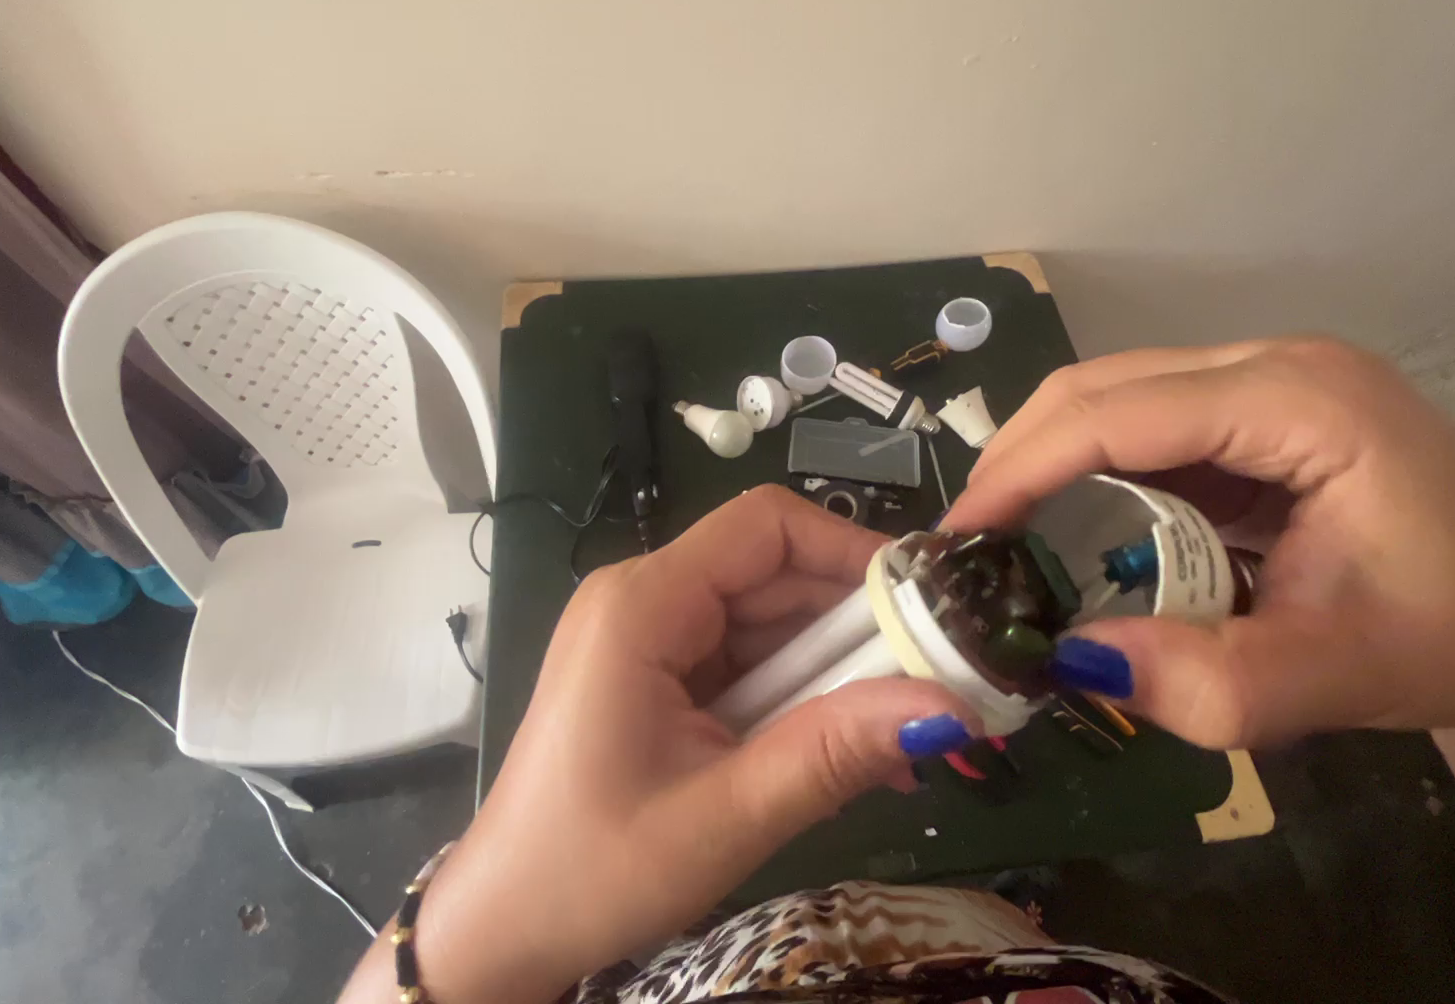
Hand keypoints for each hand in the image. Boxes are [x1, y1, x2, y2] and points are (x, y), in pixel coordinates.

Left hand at [413, 487, 965, 1003]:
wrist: (503, 926)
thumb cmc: (591, 871)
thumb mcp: (724, 816)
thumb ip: (833, 753)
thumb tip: (951, 709)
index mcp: (642, 604)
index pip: (764, 527)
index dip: (851, 547)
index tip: (926, 600)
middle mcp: (645, 598)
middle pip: (774, 573)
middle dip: (857, 624)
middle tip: (939, 680)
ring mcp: (652, 634)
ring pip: (771, 620)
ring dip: (838, 670)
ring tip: (904, 733)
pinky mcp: (662, 671)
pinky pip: (749, 661)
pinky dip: (802, 696)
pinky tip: (850, 748)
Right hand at [944, 336, 1454, 975]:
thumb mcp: (1338, 679)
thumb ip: (1209, 681)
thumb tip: (1069, 660)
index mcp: (1306, 403)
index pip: (1121, 414)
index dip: (1025, 467)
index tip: (963, 533)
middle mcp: (1276, 367)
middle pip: (1099, 386)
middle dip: (1018, 455)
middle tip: (968, 534)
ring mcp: (1263, 382)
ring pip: (1107, 396)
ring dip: (1041, 456)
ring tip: (999, 525)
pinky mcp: (1247, 412)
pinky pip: (1134, 422)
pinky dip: (1079, 465)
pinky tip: (1060, 513)